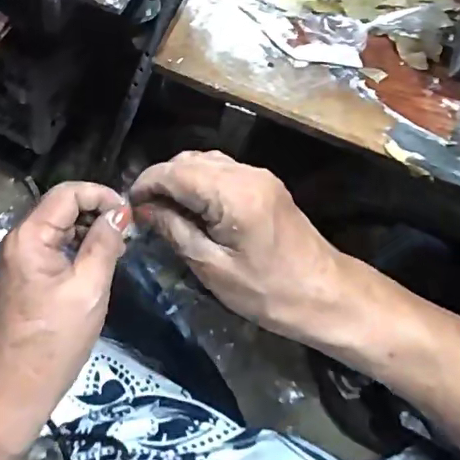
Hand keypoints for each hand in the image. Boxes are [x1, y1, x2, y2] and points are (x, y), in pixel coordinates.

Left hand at [0, 181, 130, 431]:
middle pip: (60, 205)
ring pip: (57, 224)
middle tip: (127, 231)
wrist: (18, 384)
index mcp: (29, 235)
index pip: (66, 193)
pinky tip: (97, 260)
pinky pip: (52, 244)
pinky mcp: (23, 271)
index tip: (128, 212)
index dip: (99, 194)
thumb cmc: (56, 338)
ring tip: (117, 245)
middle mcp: (18, 237)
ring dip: (87, 227)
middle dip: (94, 210)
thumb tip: (120, 211)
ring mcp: (18, 254)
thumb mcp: (89, 288)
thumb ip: (104, 243)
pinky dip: (75, 244)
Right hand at [129, 151, 356, 343]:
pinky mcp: (264, 184)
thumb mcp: (212, 267)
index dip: (145, 184)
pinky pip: (220, 171)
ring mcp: (257, 176)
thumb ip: (173, 229)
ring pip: (203, 162)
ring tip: (164, 211)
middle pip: (187, 161)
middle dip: (161, 181)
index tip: (129, 207)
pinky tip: (191, 208)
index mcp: (232, 192)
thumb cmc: (270, 292)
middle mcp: (245, 173)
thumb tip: (142, 208)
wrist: (331, 298)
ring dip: (179, 181)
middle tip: (144, 212)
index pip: (174, 172)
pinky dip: (199, 183)